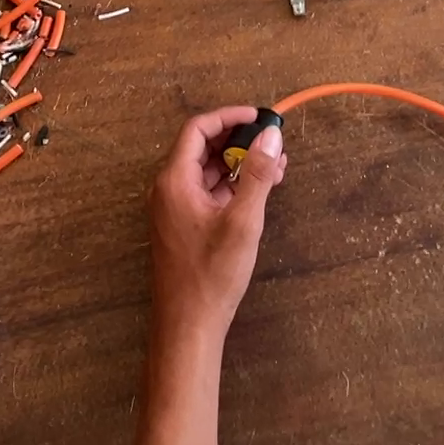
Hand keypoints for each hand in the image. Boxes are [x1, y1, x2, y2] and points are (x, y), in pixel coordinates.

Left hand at [147, 106, 287, 335]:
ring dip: (239, 163)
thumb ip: (257, 173)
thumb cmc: (212, 274)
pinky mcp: (184, 224)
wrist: (188, 327)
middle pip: (202, 147)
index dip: (228, 116)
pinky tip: (259, 190)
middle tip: (271, 142)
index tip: (258, 116)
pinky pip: (208, 190)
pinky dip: (232, 184)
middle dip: (238, 140)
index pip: (197, 129)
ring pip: (208, 170)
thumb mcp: (243, 220)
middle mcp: (169, 188)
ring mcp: (174, 207)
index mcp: (174, 180)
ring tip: (275, 166)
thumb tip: (271, 135)